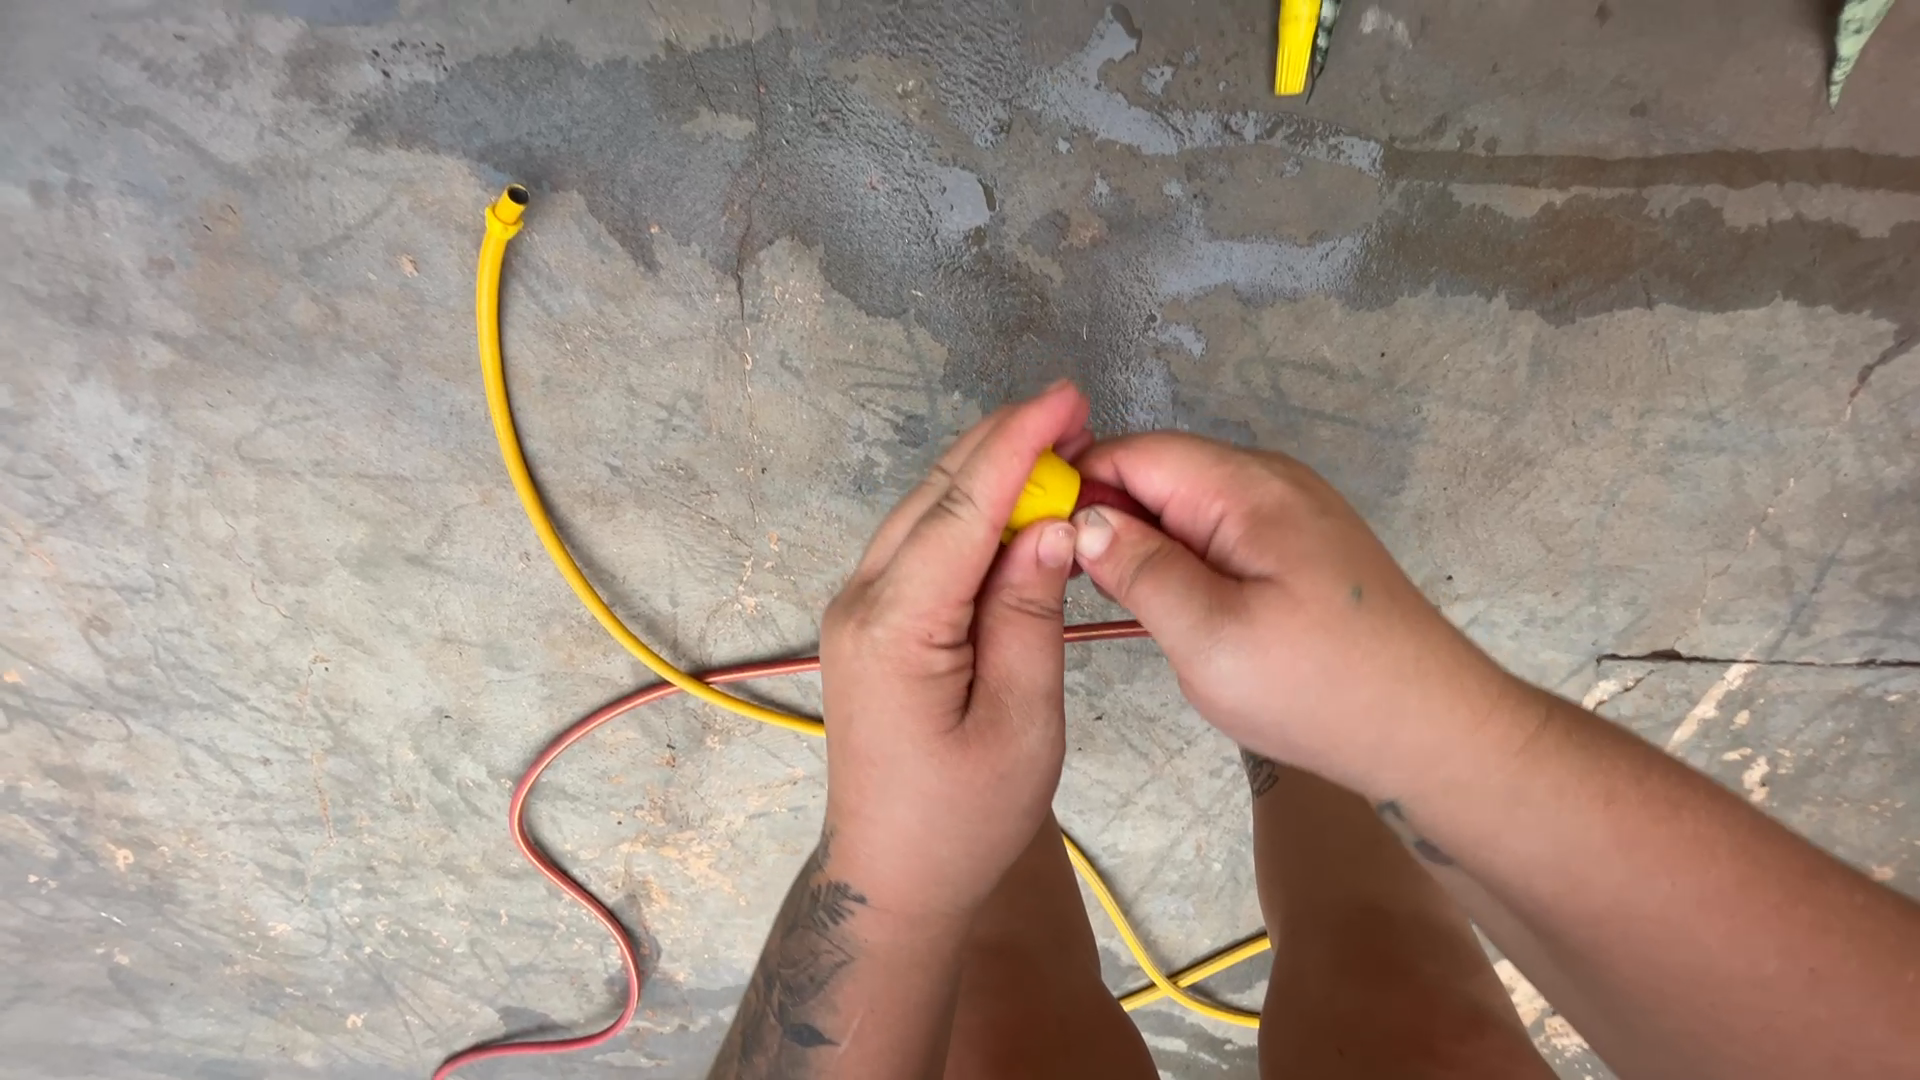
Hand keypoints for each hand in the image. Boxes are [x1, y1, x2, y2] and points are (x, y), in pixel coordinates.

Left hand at [818, 381, 1090, 919]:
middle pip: (935, 497)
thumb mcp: (1021, 724)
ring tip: (1050, 443)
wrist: (892, 873)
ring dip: (985, 472)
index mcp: (897, 626)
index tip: (1066, 399)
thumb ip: (1030, 615)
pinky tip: (1007, 504)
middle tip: (1070, 409)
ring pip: (923, 513)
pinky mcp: (870, 619)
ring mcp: (857, 607)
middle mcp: (862, 600)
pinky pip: (920, 545)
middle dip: (1002, 444)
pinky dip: (967, 512)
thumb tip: (1050, 526)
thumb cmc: (965, 817)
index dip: (1017, 447)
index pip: (963, 511)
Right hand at [1070, 433, 1526, 795]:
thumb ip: (1139, 569)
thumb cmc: (1318, 688)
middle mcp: (1267, 480)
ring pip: (1182, 504)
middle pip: (1158, 473)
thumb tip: (1080, 519)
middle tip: (1076, 585)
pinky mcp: (1293, 543)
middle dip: (1108, 519)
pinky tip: (1171, 604)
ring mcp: (1285, 510)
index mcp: (1246, 488)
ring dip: (1141, 543)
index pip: (1134, 452)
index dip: (1078, 486)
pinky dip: (1177, 558)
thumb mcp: (1209, 635)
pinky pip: (1213, 530)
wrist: (1434, 733)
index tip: (1039, 540)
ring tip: (1121, 601)